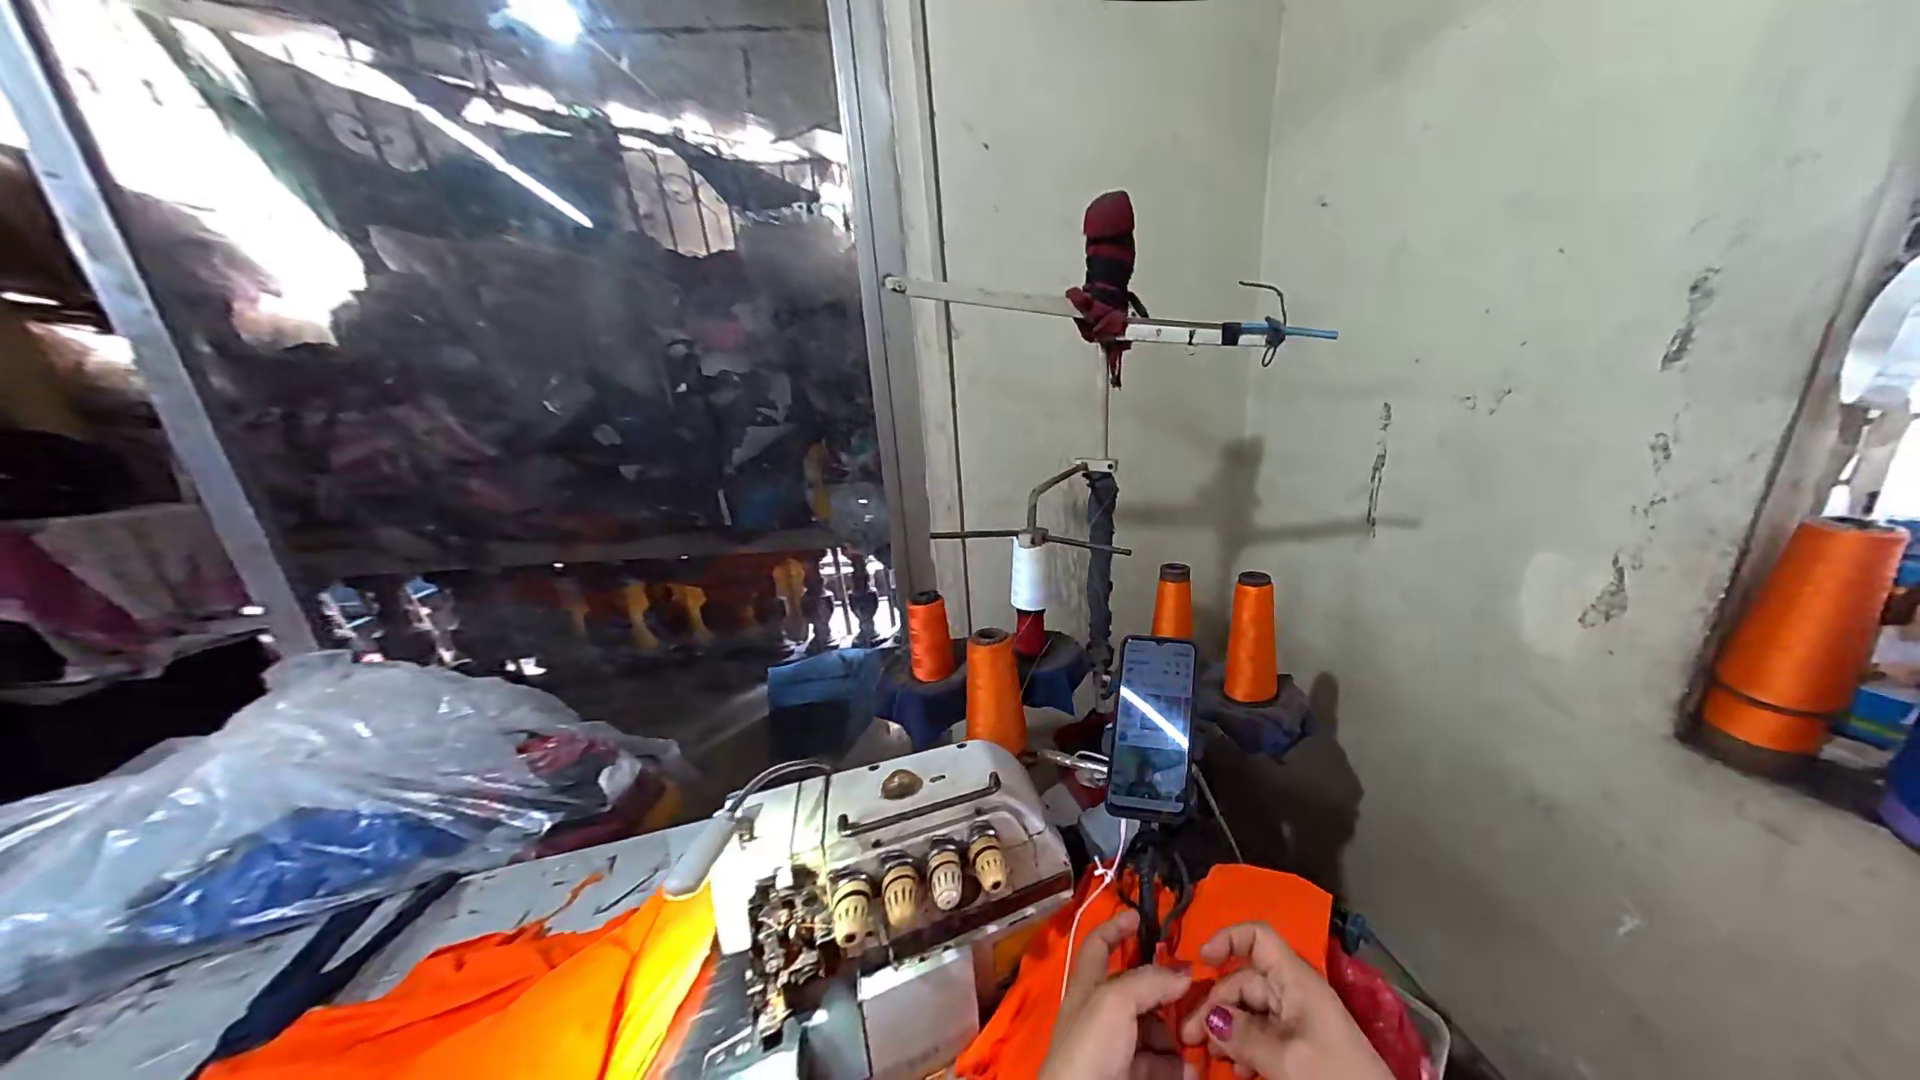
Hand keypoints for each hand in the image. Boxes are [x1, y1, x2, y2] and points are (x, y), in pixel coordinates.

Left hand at [1040, 909, 1194, 1079]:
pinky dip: (1176, 1067)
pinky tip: (1189, 1072)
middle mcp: (1100, 1013)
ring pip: (1154, 1031)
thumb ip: (1149, 980)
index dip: (1117, 926)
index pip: (1099, 943)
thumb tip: (1182, 971)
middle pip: (1138, 991)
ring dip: (1176, 1035)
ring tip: (1194, 1043)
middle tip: (1193, 999)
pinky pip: (1160, 1066)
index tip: (1140, 916)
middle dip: (1166, 995)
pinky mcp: (1131, 1079)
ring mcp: (1115, 1050)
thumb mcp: (1115, 1001)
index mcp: (1087, 985)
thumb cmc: (1090, 1049)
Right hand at [1177, 922, 1392, 1079]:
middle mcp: (1293, 992)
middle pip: (1243, 980)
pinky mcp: (1300, 1048)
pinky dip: (1242, 1046)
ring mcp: (1297, 1021)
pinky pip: (1260, 1034)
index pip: (1257, 937)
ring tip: (1205, 1054)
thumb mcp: (1286, 1059)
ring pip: (1248, 1010)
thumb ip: (1242, 1035)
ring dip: (1224, 1029)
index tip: (1201, 960)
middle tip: (1189, 1036)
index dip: (1227, 939)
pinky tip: (1232, 1067)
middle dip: (1214, 1004)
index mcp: (1295, 980)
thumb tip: (1208, 1019)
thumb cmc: (1335, 1078)